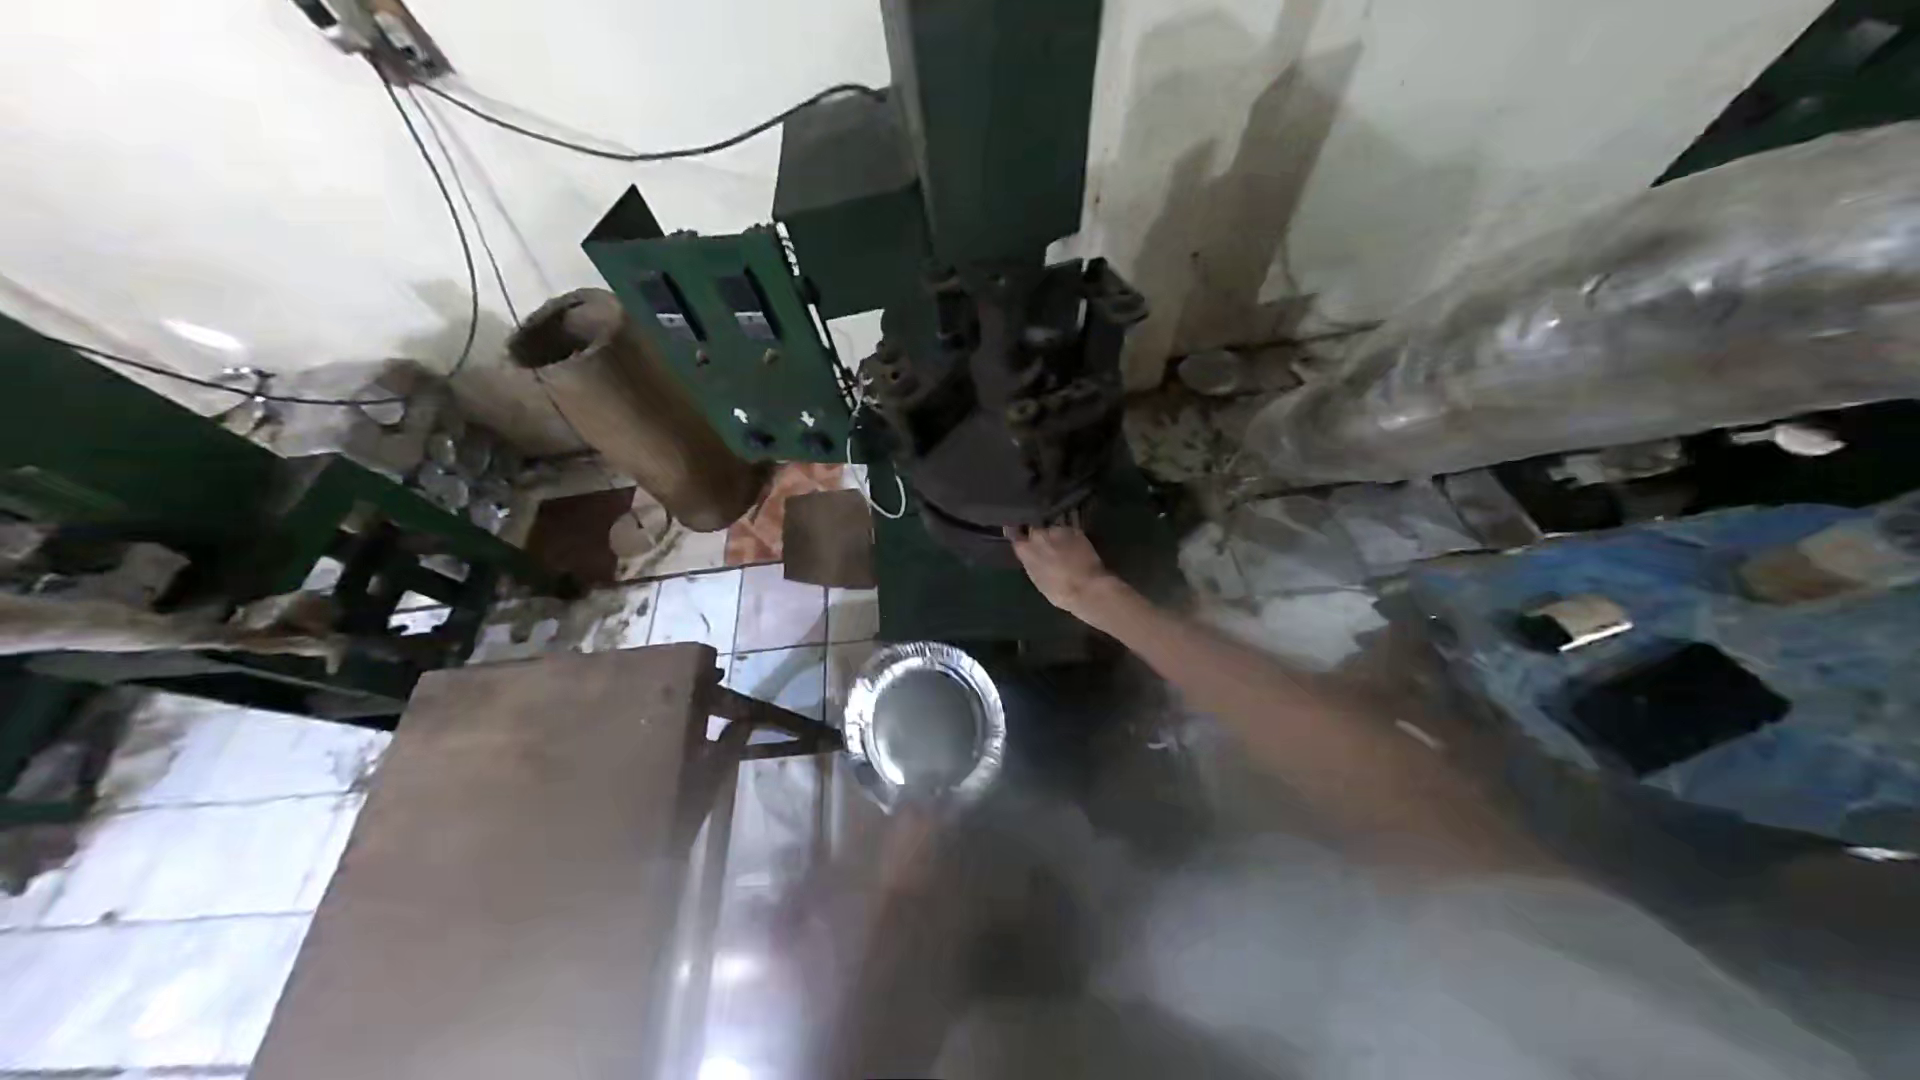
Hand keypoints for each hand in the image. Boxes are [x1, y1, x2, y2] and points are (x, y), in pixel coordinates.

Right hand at [1004, 523, 1121, 618]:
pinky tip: (1077, 551)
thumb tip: (1030, 555)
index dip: (1021, 538)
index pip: (1016, 536)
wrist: (1087, 588)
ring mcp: (1059, 531)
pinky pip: (1070, 534)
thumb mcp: (1038, 580)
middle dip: (1041, 539)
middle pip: (1036, 532)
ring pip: (1054, 532)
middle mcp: (1039, 535)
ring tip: (1065, 552)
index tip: (1023, 541)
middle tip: (1049, 551)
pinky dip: (1071, 540)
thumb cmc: (1059, 592)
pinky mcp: (1076, 531)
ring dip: (1057, 539)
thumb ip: (1031, 563)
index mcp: (1026, 550)